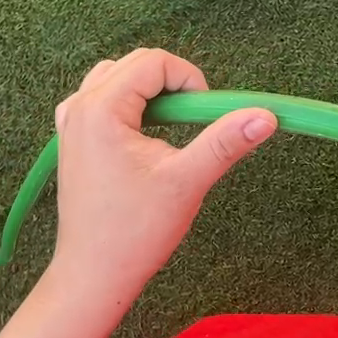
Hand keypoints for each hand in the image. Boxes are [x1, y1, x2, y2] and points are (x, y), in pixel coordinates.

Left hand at [47, 48, 276, 307]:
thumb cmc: (135, 232)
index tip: (206, 115)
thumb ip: (225, 142)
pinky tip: (144, 135)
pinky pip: (102, 97)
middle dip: (172, 84)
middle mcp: (79, 106)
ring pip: (117, 76)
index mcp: (101, 108)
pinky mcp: (72, 138)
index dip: (189, 79)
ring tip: (170, 128)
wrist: (93, 276)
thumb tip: (266, 115)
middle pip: (135, 63)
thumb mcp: (186, 181)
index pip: (154, 61)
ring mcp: (70, 121)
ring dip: (150, 91)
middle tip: (192, 123)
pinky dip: (129, 103)